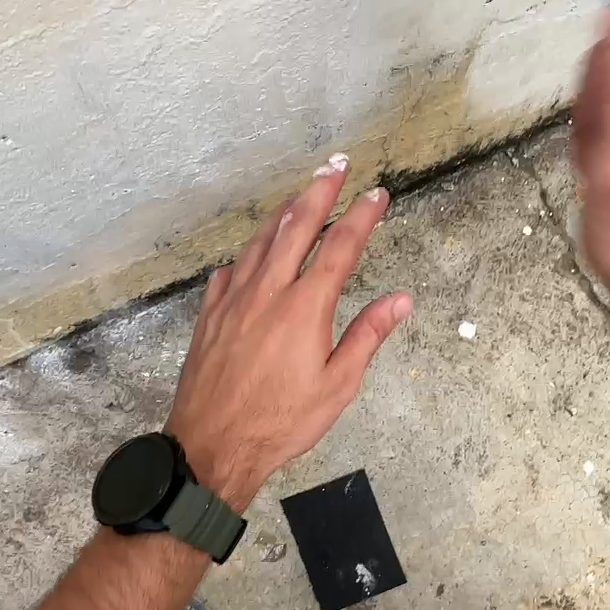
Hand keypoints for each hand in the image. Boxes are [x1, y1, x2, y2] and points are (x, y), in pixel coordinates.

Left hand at [166, 155, 412, 508]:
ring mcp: (233, 299)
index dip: (361, 216)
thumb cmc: (281, 422)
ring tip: (299, 195)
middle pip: (296, 226)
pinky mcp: (209, 314)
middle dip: (319, 190)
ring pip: (260, 240)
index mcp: (305, 307)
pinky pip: (230, 270)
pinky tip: (252, 254)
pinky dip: (248, 253)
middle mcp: (267, 291)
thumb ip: (367, 336)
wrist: (213, 445)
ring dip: (283, 212)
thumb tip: (400, 299)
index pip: (340, 247)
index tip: (376, 194)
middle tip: (335, 164)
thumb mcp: (337, 386)